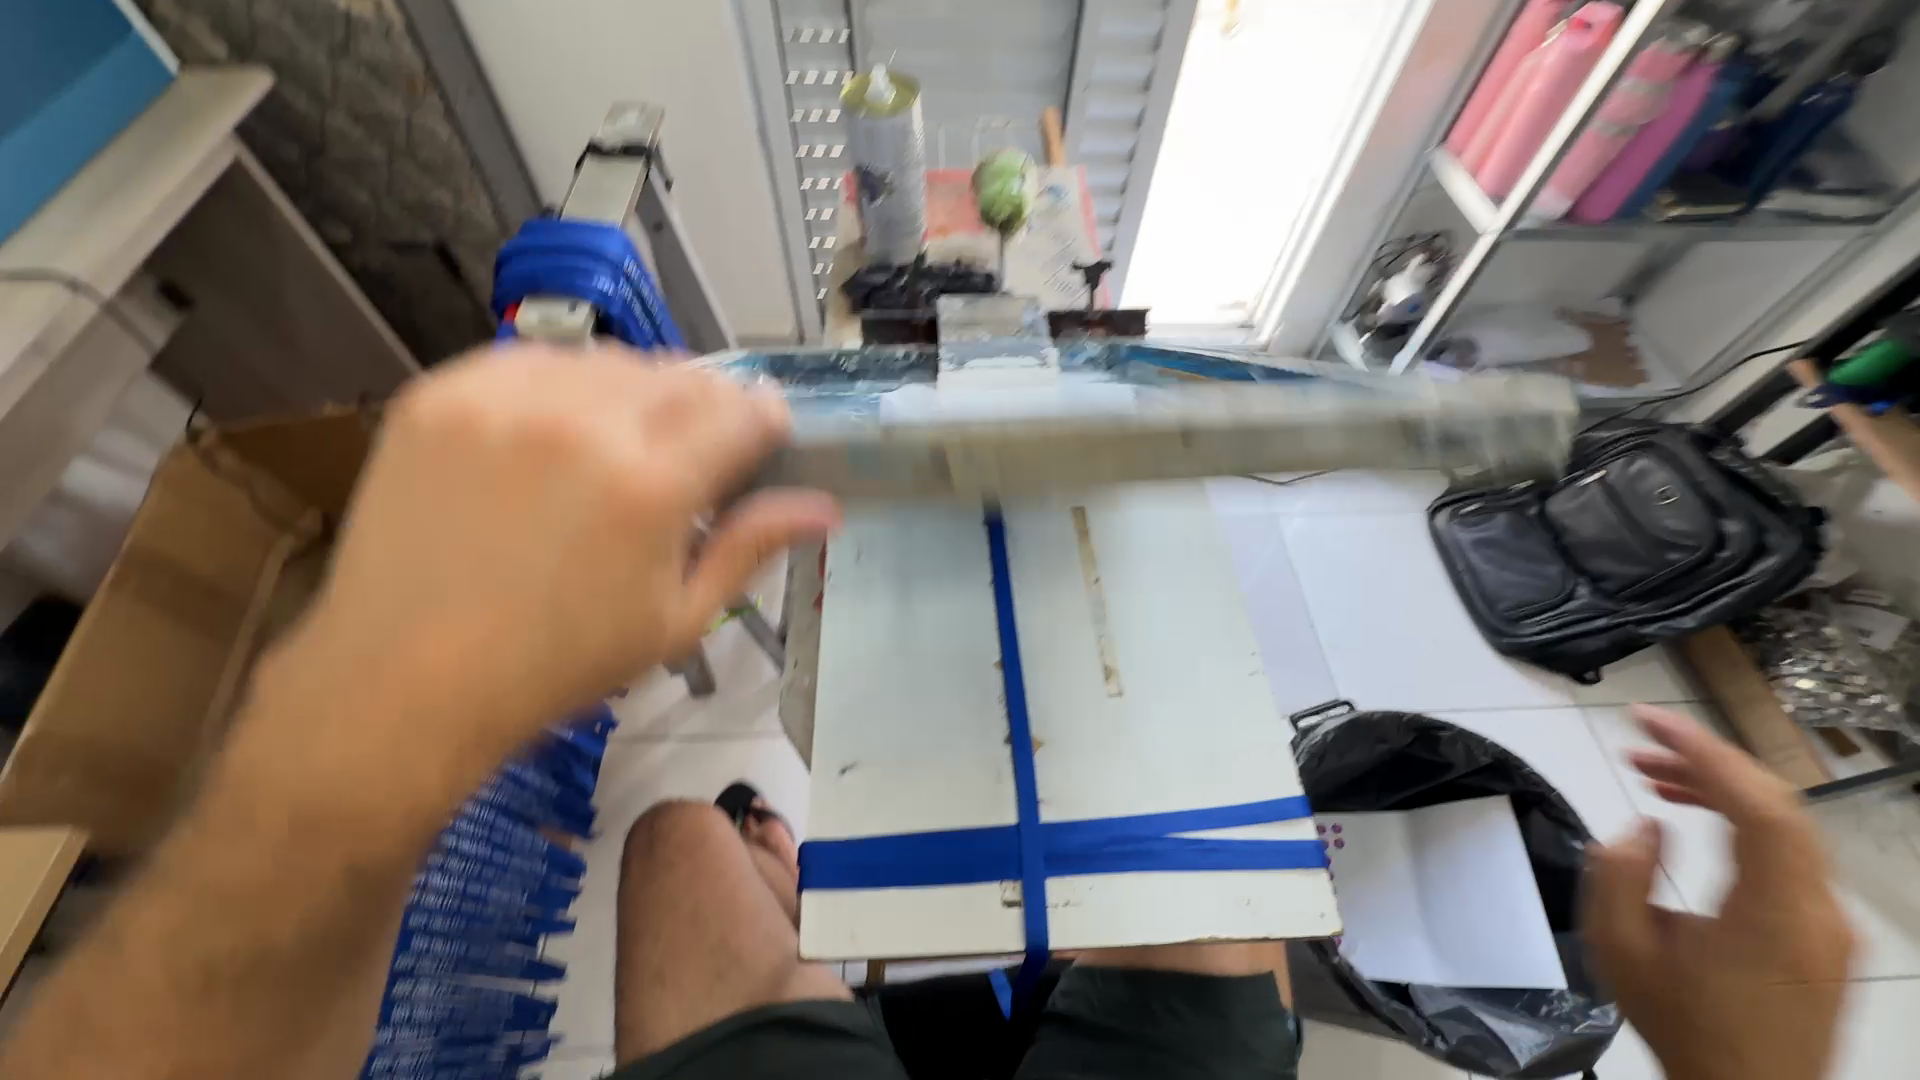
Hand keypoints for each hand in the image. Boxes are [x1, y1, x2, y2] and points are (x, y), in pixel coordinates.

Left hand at [236, 343, 839, 821]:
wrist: (405, 678)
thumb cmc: (561, 663)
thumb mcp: (678, 620)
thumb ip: (753, 547)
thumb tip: (826, 509)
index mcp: (653, 487)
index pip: (742, 412)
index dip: (767, 417)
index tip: (768, 433)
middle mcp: (586, 423)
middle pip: (685, 376)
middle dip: (711, 405)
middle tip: (699, 448)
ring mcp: (507, 399)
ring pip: (614, 360)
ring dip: (643, 391)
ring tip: (630, 438)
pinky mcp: (445, 392)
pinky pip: (537, 358)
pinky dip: (569, 382)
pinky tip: (564, 426)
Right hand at [1585, 705, 1854, 1079]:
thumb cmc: (1678, 1018)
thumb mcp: (1618, 944)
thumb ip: (1621, 872)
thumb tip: (1646, 825)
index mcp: (1774, 911)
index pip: (1760, 806)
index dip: (1705, 752)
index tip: (1647, 721)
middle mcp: (1819, 910)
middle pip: (1778, 806)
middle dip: (1705, 760)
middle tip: (1637, 741)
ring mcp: (1828, 921)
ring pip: (1783, 826)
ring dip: (1717, 788)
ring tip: (1648, 773)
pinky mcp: (1821, 930)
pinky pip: (1786, 853)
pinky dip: (1736, 819)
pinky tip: (1686, 816)